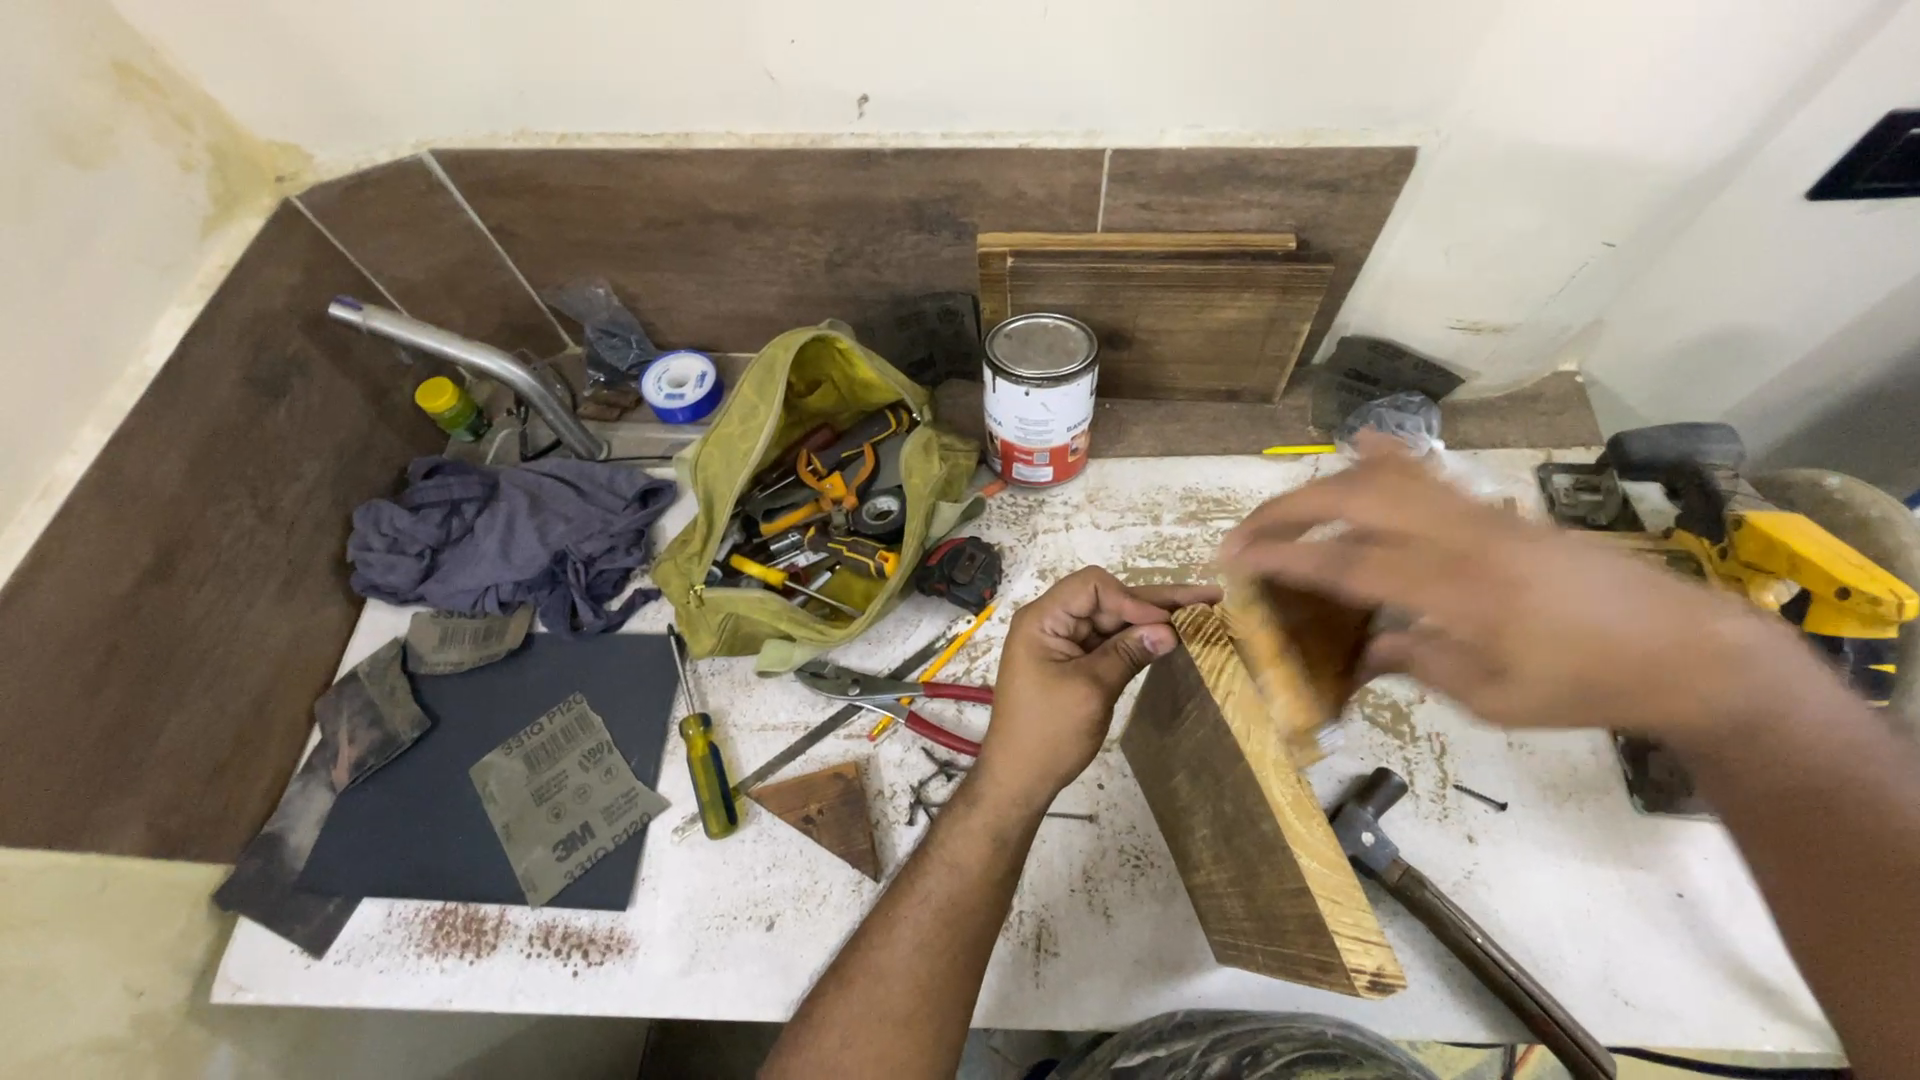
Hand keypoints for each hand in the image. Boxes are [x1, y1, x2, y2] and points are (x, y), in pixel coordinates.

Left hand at [973, 567, 1219, 810]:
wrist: (1020, 776)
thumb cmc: (1048, 733)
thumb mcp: (1091, 690)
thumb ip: (1128, 654)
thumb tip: (1170, 629)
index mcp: (1042, 620)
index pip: (1092, 586)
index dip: (1131, 598)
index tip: (1165, 622)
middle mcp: (1051, 622)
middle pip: (1107, 599)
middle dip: (1155, 600)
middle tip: (1208, 597)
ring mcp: (1063, 642)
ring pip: (1113, 619)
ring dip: (1152, 618)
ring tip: (1201, 611)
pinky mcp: (1074, 662)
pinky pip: (1109, 641)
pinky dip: (1138, 639)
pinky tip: (1172, 636)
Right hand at [1218, 435, 1845, 741]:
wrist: (1685, 648)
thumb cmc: (1586, 687)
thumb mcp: (1493, 696)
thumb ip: (1418, 661)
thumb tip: (1364, 648)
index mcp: (1457, 592)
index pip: (1346, 564)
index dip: (1283, 559)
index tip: (1234, 559)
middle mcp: (1462, 538)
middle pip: (1354, 501)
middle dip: (1286, 511)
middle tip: (1244, 534)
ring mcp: (1482, 515)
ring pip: (1386, 476)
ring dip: (1323, 485)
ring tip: (1283, 508)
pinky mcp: (1497, 510)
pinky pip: (1429, 472)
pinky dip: (1386, 455)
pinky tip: (1362, 443)